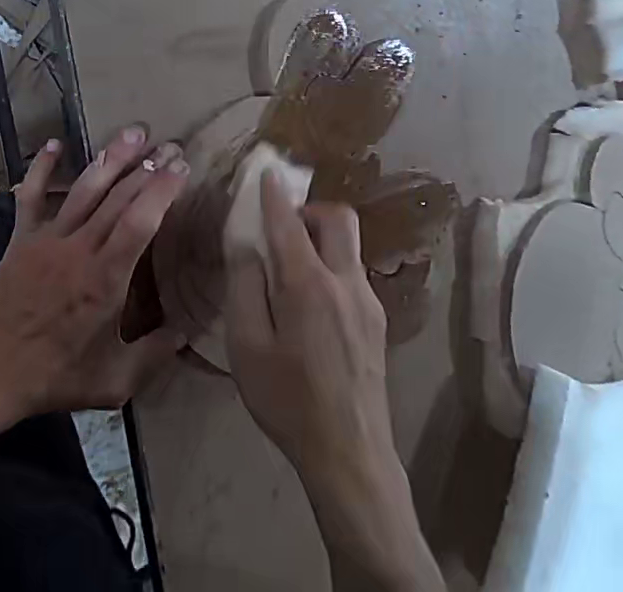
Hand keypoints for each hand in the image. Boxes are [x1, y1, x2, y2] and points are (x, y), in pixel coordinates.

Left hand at [0, 125, 189, 420]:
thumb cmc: (56, 376)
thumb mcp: (114, 381)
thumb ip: (155, 354)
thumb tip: (188, 331)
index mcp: (106, 279)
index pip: (140, 222)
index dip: (162, 190)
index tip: (181, 168)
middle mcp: (79, 249)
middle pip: (119, 197)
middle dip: (148, 167)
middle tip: (172, 144)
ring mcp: (47, 239)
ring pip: (84, 189)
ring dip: (111, 157)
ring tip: (135, 132)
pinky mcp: (21, 239)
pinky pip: (31, 196)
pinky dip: (41, 168)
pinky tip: (55, 143)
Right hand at [225, 175, 391, 474]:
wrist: (349, 451)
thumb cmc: (286, 400)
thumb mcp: (247, 346)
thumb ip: (244, 286)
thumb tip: (246, 243)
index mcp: (308, 285)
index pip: (289, 223)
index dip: (274, 195)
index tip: (266, 171)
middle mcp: (346, 281)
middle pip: (337, 218)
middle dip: (309, 210)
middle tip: (282, 231)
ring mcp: (368, 300)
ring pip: (348, 246)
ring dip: (320, 240)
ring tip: (291, 274)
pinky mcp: (378, 319)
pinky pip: (352, 273)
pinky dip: (330, 267)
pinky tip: (310, 307)